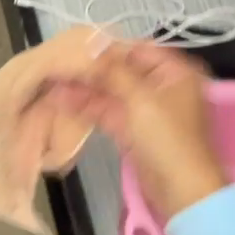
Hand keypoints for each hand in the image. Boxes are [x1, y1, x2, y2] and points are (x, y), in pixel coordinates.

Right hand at [48, 41, 227, 223]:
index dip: (109, 48)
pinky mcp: (132, 130)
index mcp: (175, 73)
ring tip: (53, 81)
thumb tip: (92, 44)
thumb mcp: (141, 98)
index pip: (138, 50)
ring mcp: (146, 110)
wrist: (180, 190)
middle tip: (59, 63)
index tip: (78, 46)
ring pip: (112, 92)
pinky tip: (63, 100)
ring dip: (85, 88)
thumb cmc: (168, 137)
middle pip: (122, 71)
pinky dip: (88, 106)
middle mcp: (161, 87)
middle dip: (91, 69)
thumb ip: (114, 70)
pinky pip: (108, 112)